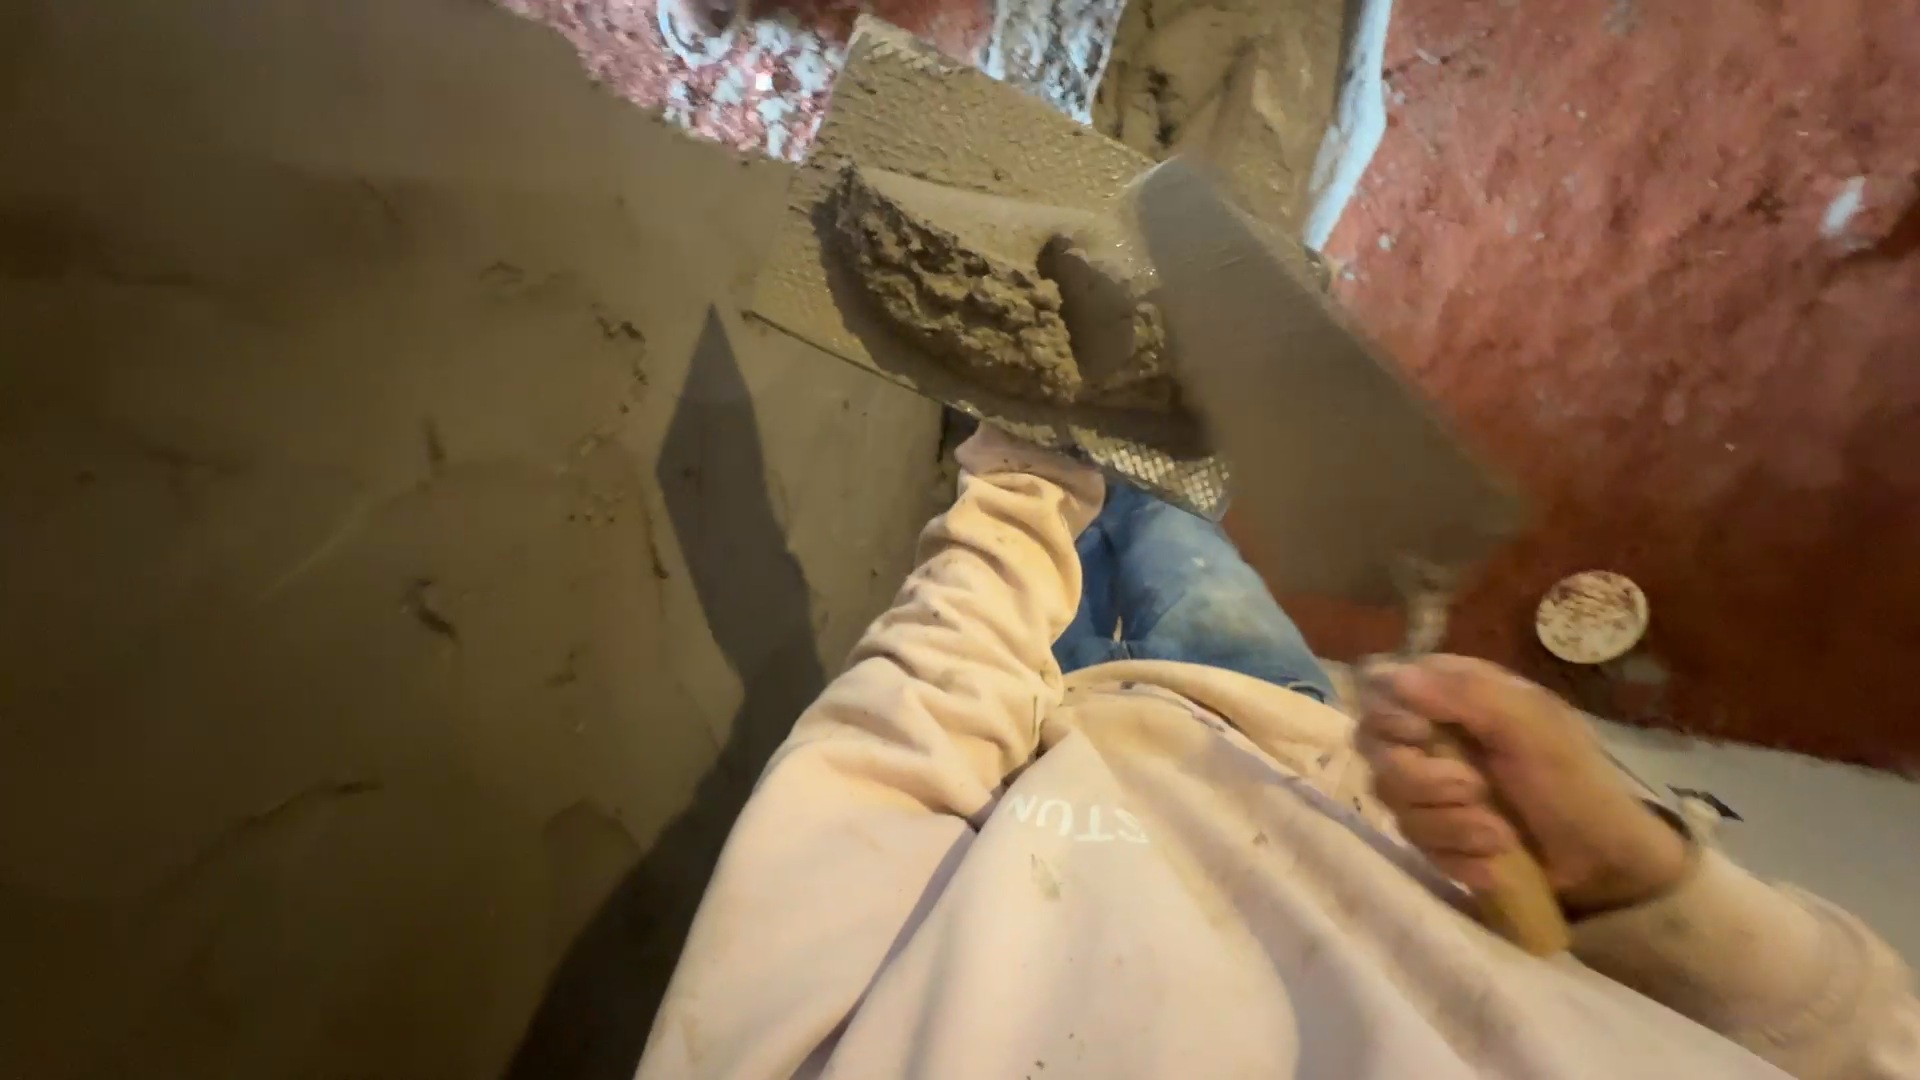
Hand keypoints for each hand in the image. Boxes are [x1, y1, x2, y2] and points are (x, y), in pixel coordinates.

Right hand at [1356, 655, 1689, 914]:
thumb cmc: (1574, 782)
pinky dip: (1456, 856)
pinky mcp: (1427, 830)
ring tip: (1500, 836)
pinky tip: (1494, 862)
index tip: (1422, 734)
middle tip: (1474, 790)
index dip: (1388, 714)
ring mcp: (1420, 784)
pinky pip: (1413, 841)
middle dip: (1421, 779)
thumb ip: (1468, 694)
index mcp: (1445, 695)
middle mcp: (1422, 734)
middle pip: (1371, 746)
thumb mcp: (1534, 726)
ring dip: (1448, 822)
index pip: (1377, 689)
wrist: (1607, 865)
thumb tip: (1395, 678)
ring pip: (1388, 796)